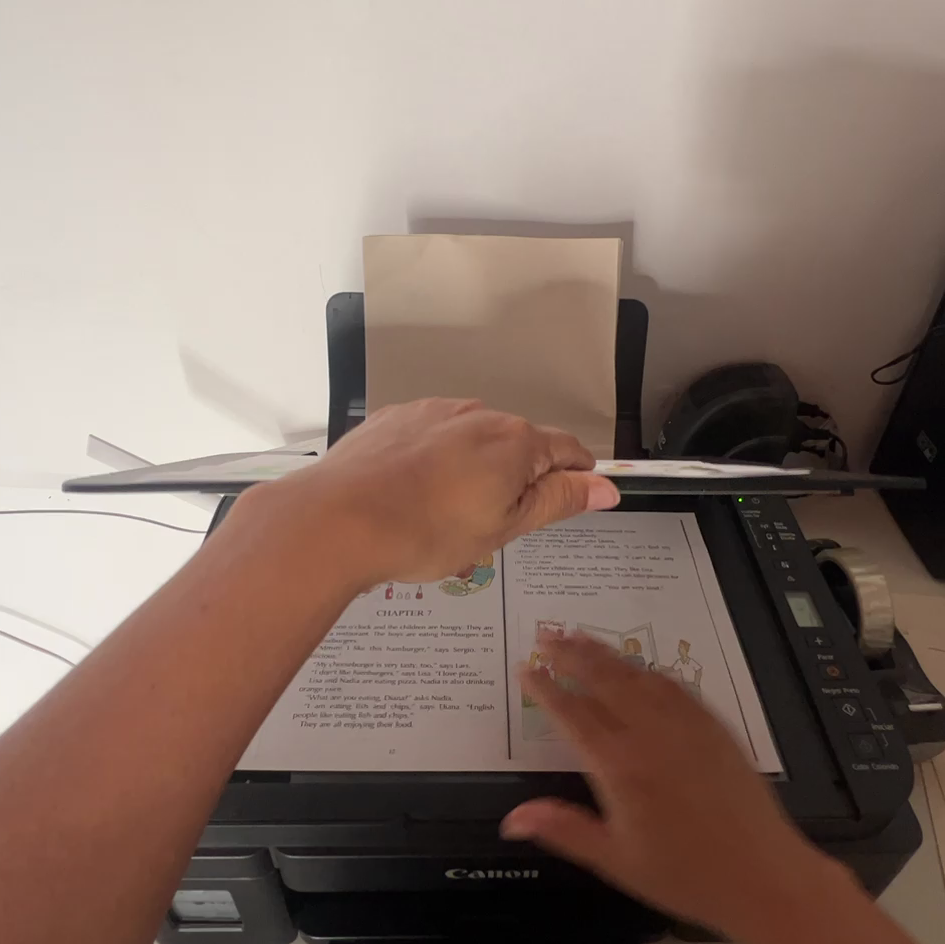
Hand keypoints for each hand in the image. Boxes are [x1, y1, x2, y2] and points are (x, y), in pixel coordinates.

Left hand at [238, 399, 619, 585]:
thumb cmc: (424, 531)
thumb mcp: (504, 528)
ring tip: (445, 512)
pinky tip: (413, 491)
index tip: (574, 494)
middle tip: (495, 522)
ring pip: (471, 439)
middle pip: (516, 443)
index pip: (566, 450)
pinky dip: (434, 458)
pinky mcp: (395, 417)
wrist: (338, 519)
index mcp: (514, 441)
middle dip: (517, 476)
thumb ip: (558, 500)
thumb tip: (606, 487)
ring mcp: (433, 411)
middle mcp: (478, 414)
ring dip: (473, 466)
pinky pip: (431, 435)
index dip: (576, 475)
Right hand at [500, 628, 858, 943]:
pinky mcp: (712, 723)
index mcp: (619, 765)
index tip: (526, 669)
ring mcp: (684, 723)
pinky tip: (636, 665)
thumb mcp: (616, 860)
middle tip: (546, 637)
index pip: (572, 713)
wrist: (764, 876)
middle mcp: (649, 733)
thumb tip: (513, 819)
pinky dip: (646, 668)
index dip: (545, 688)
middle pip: (601, 679)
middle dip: (569, 654)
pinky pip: (672, 684)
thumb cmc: (686, 875)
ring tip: (580, 635)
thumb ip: (563, 829)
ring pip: (635, 674)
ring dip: (604, 652)